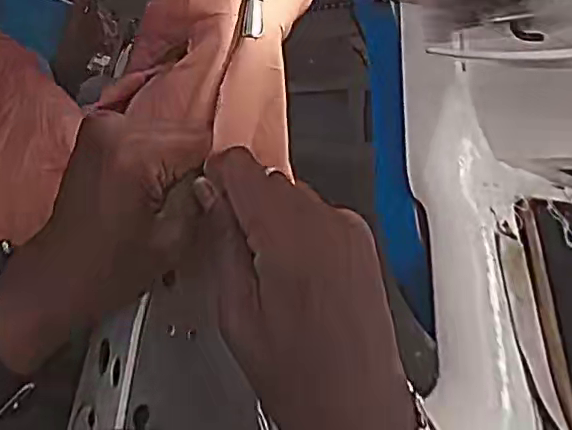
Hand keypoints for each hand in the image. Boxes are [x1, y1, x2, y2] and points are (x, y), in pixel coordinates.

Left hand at [0, 112, 209, 372]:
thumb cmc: (107, 269)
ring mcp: (102, 124)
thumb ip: (201, 198)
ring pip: (163, 129)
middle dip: (189, 160)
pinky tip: (146, 176)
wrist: (55, 275)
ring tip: (159, 192)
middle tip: (183, 197)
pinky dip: (150, 148)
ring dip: (169, 155)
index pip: (200, 139)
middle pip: (180, 130)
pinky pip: (140, 128)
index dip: (211, 167)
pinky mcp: (95, 128)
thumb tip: (219, 173)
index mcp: (135, 152)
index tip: (208, 192)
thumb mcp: (171, 243)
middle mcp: (116, 128)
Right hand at [199, 148, 414, 429]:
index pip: (243, 165)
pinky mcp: (362, 237)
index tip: (208, 186)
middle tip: (235, 245)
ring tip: (270, 270)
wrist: (361, 409)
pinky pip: (318, 212)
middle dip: (246, 203)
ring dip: (274, 216)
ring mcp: (347, 226)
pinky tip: (299, 273)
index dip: (219, 172)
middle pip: (267, 178)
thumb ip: (221, 242)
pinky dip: (302, 229)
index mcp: (287, 234)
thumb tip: (210, 196)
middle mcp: (323, 219)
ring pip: (292, 194)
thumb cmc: (302, 377)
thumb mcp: (237, 314)